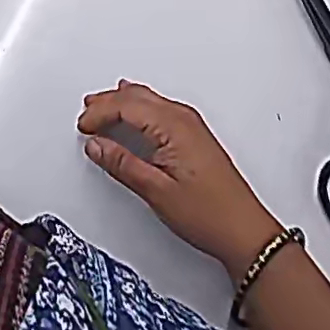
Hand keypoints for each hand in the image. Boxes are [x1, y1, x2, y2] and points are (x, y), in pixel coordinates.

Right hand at [78, 81, 281, 271]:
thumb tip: (96, 146)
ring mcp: (190, 124)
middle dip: (107, 102)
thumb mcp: (156, 191)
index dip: (100, 113)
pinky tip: (130, 113)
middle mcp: (183, 118)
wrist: (245, 232)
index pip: (126, 105)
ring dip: (121, 102)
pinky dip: (137, 108)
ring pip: (147, 99)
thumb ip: (122, 164)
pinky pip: (158, 107)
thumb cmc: (210, 214)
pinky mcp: (193, 134)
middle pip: (136, 97)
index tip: (83, 126)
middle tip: (86, 114)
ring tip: (99, 109)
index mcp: (173, 125)